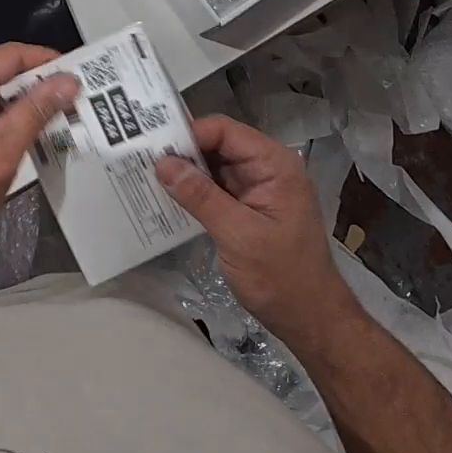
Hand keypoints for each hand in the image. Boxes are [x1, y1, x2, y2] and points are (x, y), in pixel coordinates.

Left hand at [0, 44, 79, 258]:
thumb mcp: (5, 147)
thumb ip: (38, 109)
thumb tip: (68, 81)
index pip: (12, 55)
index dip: (48, 63)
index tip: (80, 75)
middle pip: (1, 70)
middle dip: (37, 86)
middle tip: (74, 100)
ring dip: (21, 103)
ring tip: (57, 118)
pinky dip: (1, 115)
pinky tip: (26, 131)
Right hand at [156, 115, 354, 344]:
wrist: (311, 321)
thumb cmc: (282, 277)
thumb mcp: (239, 236)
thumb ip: (201, 197)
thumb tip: (163, 163)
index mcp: (274, 164)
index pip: (224, 131)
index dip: (189, 134)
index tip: (154, 149)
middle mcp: (265, 168)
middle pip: (216, 144)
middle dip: (182, 152)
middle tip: (140, 160)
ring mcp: (255, 188)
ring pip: (211, 166)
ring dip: (184, 172)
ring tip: (145, 175)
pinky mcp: (245, 208)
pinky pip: (213, 188)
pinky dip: (191, 191)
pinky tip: (166, 197)